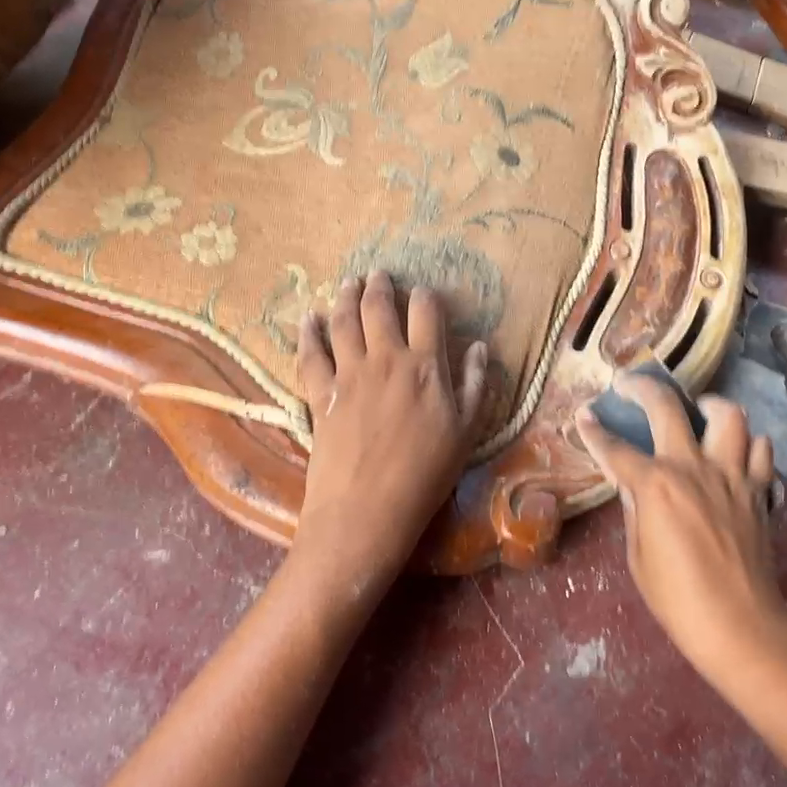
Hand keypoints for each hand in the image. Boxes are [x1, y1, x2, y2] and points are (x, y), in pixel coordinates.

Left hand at [292, 271, 488, 587]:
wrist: (366, 511)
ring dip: (345, 297)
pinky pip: (310, 354)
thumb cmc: (425, 475)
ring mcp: (348, 374)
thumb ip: (476, 385)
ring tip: (348, 283)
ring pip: (343, 322)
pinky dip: (308, 332)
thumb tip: (479, 347)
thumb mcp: (467, 432)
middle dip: (379, 286)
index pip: (426, 312)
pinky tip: (307, 319)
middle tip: (378, 275)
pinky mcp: (320, 394)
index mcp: (426, 366)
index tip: (423, 291)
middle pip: (379, 308)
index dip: (424, 296)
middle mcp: (386, 359)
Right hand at [575, 379, 786, 672]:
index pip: (616, 448)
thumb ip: (635, 509)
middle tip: (630, 384)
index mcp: (656, 485)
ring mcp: (731, 474)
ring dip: (710, 406)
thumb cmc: (677, 598)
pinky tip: (736, 452)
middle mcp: (692, 467)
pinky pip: (760, 450)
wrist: (739, 624)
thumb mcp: (638, 556)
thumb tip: (631, 482)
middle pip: (667, 407)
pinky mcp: (759, 489)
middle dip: (642, 387)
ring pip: (728, 415)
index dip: (594, 431)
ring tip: (699, 411)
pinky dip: (749, 444)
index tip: (583, 416)